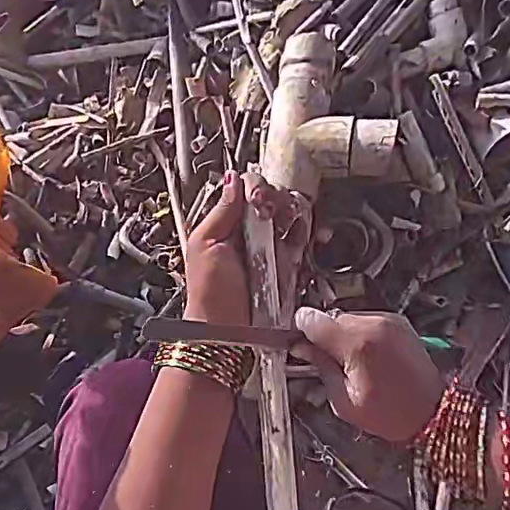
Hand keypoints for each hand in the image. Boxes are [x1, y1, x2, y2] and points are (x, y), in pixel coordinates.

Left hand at [181, 172, 303, 324]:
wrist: (228, 331)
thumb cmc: (210, 294)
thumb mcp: (205, 244)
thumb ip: (222, 210)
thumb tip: (233, 178)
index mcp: (227, 223)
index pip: (248, 188)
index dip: (256, 187)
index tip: (257, 199)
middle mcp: (251, 232)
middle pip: (274, 197)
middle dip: (275, 200)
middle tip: (269, 215)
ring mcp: (271, 248)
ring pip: (292, 214)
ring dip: (291, 214)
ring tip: (283, 227)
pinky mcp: (288, 266)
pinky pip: (302, 240)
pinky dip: (304, 233)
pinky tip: (298, 236)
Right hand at [292, 307, 443, 443]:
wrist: (435, 412)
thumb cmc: (391, 414)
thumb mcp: (344, 400)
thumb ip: (321, 367)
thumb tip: (302, 347)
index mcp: (357, 344)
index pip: (312, 320)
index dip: (300, 331)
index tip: (298, 344)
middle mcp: (373, 324)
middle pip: (330, 318)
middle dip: (325, 338)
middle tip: (330, 363)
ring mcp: (388, 321)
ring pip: (347, 318)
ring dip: (343, 336)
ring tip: (353, 364)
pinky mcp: (398, 322)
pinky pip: (365, 321)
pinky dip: (360, 335)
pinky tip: (367, 357)